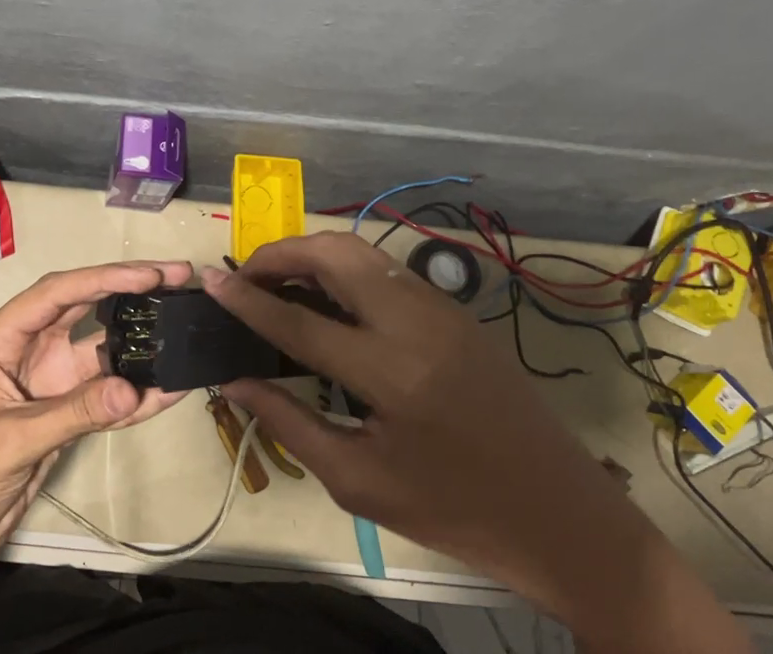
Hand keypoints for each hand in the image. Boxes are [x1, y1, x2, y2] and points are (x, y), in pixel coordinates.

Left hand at [0, 262, 193, 552]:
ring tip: (185, 326)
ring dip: (141, 342)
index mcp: (2, 336)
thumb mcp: (13, 438)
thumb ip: (74, 412)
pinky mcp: (66, 409)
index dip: (104, 278)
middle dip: (129, 290)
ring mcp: (51, 378)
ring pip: (103, 349)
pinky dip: (138, 393)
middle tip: (177, 276)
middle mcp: (29, 346)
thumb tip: (133, 388)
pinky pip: (108, 395)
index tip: (149, 275)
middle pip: (85, 306)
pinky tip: (172, 387)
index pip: (57, 294)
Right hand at [205, 234, 751, 653]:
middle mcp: (418, 324)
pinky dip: (346, 271)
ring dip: (313, 256)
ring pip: (363, 253)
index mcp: (392, 374)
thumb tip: (236, 381)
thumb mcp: (358, 482)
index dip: (246, 298)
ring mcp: (445, 312)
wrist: (564, 520)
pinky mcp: (459, 315)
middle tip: (245, 279)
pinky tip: (328, 300)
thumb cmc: (454, 512)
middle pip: (334, 254)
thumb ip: (289, 423)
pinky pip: (389, 272)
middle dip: (280, 254)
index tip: (207, 280)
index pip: (298, 319)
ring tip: (278, 284)